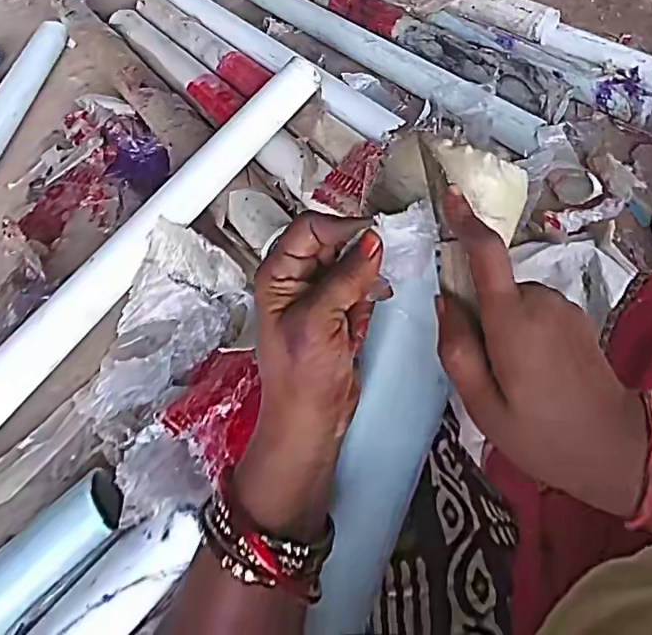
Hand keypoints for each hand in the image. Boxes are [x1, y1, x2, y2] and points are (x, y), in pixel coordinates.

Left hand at [235, 215, 384, 536]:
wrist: (311, 424)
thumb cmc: (299, 381)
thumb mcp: (319, 322)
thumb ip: (346, 278)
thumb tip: (371, 242)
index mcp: (278, 274)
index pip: (310, 228)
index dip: (341, 227)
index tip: (371, 235)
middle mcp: (297, 278)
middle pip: (333, 242)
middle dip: (357, 257)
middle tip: (373, 274)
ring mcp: (320, 294)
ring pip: (352, 264)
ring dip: (364, 283)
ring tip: (357, 312)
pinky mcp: (339, 309)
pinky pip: (361, 287)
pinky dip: (367, 300)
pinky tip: (358, 325)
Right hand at [434, 187, 651, 517]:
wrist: (620, 450)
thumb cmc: (543, 435)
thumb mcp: (483, 406)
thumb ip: (455, 348)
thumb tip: (443, 300)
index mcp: (513, 320)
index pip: (487, 254)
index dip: (466, 222)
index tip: (451, 196)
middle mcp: (540, 300)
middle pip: (493, 285)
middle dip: (478, 311)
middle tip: (486, 367)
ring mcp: (562, 306)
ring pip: (512, 299)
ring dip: (502, 323)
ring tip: (514, 377)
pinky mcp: (575, 315)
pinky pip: (533, 309)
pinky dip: (523, 328)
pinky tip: (536, 371)